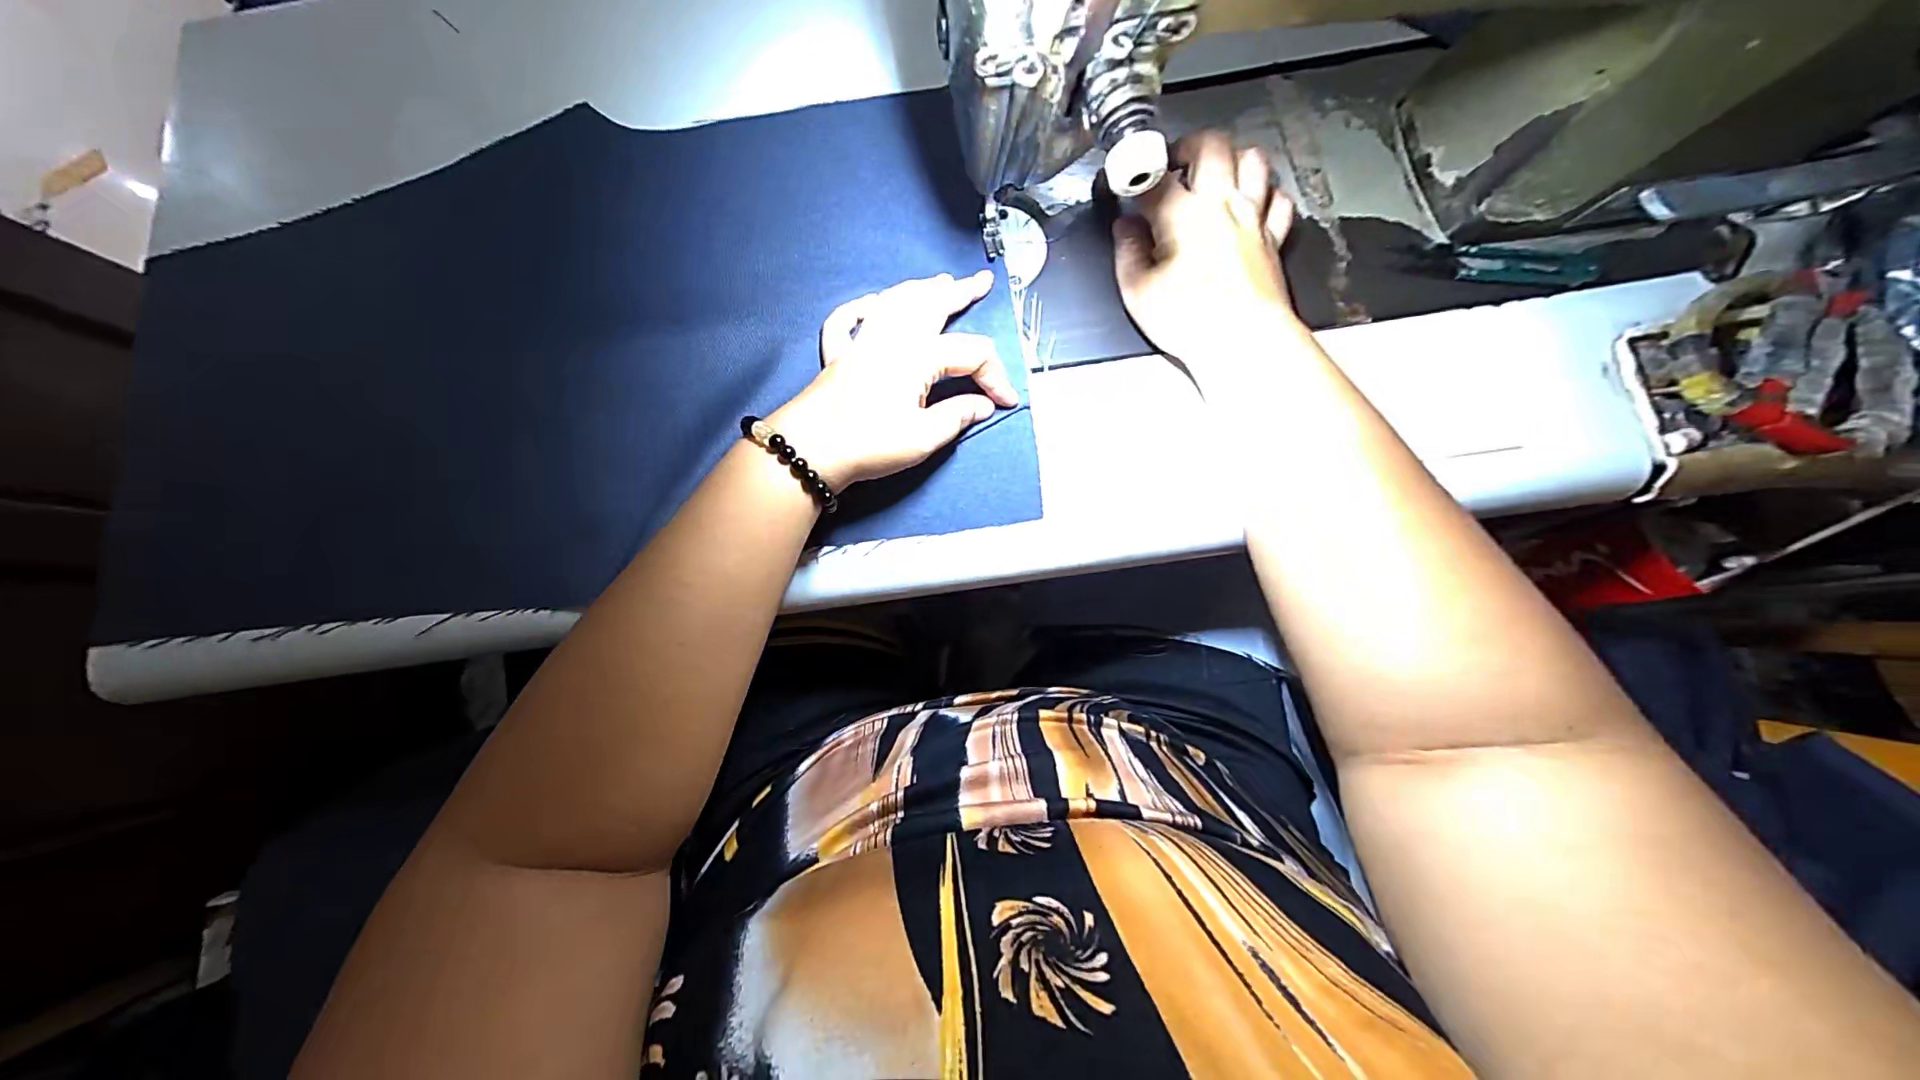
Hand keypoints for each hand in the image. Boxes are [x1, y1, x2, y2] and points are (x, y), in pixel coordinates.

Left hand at [768, 270, 1019, 491]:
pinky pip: (849, 318)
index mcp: (918, 356)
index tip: (1006, 400)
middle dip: (961, 292)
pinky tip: (872, 304)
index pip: (971, 354)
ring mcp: (863, 341)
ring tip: (940, 282)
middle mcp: (892, 338)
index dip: (996, 376)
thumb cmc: (867, 444)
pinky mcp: (839, 355)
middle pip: (932, 305)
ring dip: (921, 289)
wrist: (811, 450)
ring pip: (895, 302)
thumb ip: (957, 417)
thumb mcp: (923, 438)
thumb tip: (981, 406)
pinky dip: (863, 307)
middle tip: (981, 282)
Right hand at [1113, 131, 1301, 387]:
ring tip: (1213, 172)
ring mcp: (1253, 218)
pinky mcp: (1273, 238)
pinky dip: (1264, 192)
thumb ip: (1127, 253)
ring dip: (1231, 159)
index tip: (1126, 185)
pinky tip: (1251, 201)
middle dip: (1187, 145)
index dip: (1136, 176)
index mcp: (1182, 215)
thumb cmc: (1193, 321)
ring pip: (1253, 159)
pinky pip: (1277, 198)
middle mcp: (1222, 205)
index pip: (1154, 176)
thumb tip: (1125, 231)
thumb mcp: (1137, 293)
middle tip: (1172, 162)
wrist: (1243, 340)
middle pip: (1212, 144)